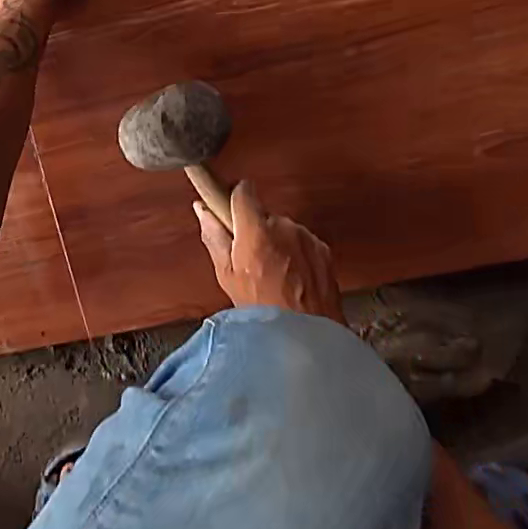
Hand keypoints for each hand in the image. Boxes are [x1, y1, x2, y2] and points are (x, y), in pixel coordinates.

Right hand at [196, 182, 345, 325]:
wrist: (308, 337)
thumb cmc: (265, 312)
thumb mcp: (227, 276)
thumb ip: (215, 236)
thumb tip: (203, 210)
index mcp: (256, 230)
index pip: (243, 191)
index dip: (234, 198)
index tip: (225, 205)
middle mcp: (284, 227)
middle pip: (264, 215)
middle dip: (256, 231)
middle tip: (249, 261)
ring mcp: (307, 237)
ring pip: (284, 230)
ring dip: (278, 245)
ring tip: (273, 277)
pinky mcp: (324, 250)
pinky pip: (303, 244)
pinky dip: (297, 257)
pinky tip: (292, 281)